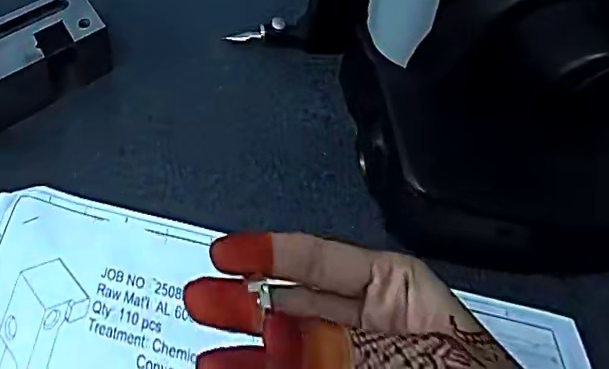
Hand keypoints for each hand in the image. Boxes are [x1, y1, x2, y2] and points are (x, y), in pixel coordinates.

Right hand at [184, 233, 520, 367]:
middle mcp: (373, 321)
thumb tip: (278, 334)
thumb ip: (338, 341)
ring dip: (249, 354)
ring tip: (209, 356)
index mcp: (394, 286)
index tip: (223, 253)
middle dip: (244, 301)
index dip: (264, 250)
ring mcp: (362, 357)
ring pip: (293, 349)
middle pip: (294, 303)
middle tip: (200, 300)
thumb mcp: (408, 348)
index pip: (316, 255)